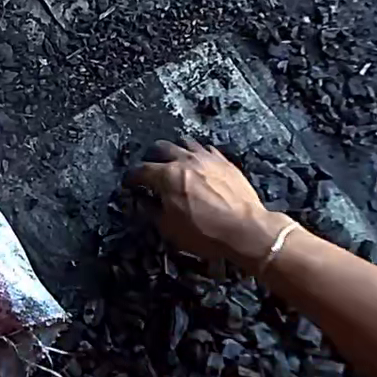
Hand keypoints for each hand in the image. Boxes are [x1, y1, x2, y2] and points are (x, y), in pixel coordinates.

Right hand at [126, 138, 290, 270]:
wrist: (246, 230)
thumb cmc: (207, 233)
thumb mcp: (170, 229)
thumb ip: (152, 211)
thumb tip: (143, 202)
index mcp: (167, 176)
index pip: (140, 170)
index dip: (131, 177)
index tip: (129, 182)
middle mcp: (184, 161)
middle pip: (160, 148)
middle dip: (150, 158)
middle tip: (149, 169)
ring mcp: (206, 158)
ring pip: (183, 142)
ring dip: (174, 151)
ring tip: (173, 161)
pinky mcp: (223, 161)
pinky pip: (205, 149)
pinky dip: (196, 154)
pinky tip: (197, 164)